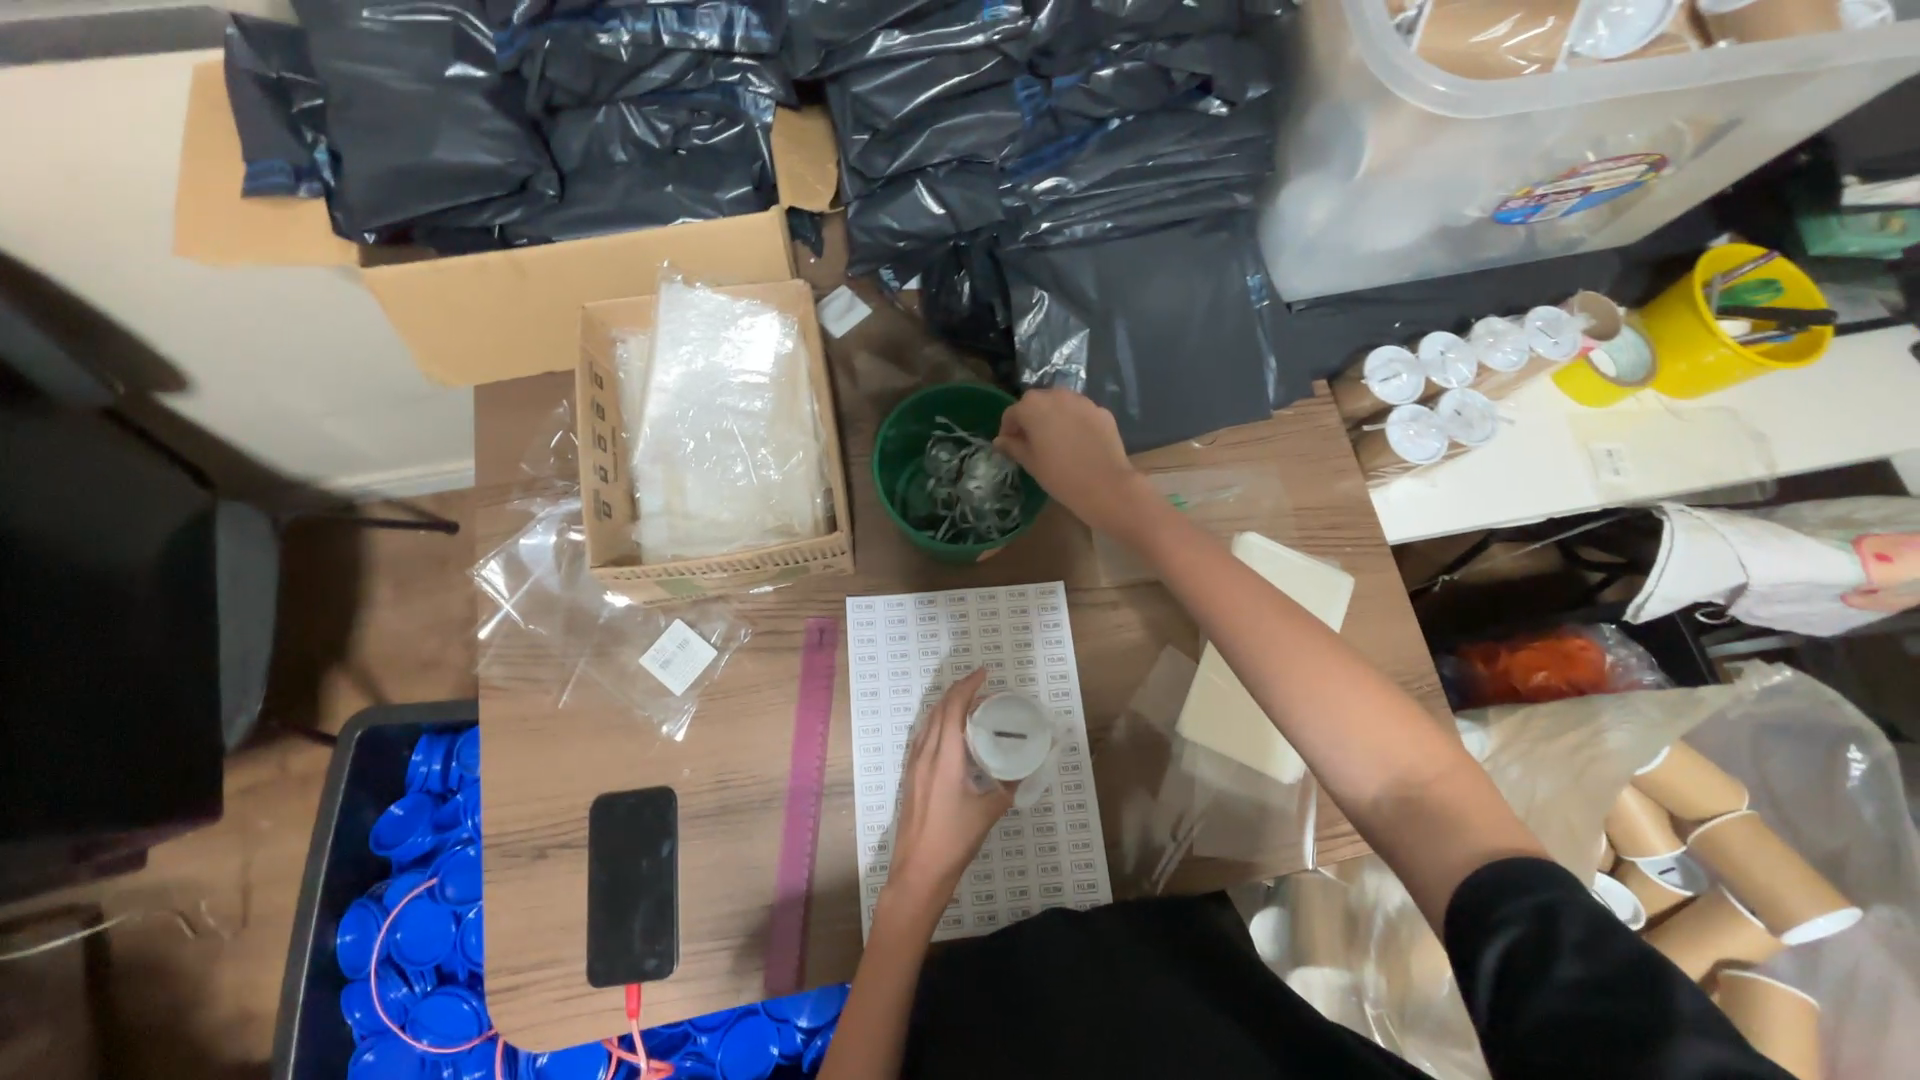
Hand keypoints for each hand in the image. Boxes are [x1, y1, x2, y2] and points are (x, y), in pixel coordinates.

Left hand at [886, 668, 1010, 912]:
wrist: (918, 871)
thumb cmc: (954, 841)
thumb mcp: (989, 812)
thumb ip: (1007, 785)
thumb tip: (1025, 767)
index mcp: (944, 758)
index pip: (953, 708)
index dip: (968, 686)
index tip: (984, 673)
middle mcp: (925, 755)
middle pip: (939, 710)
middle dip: (960, 692)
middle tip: (984, 689)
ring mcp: (913, 766)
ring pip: (929, 723)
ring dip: (948, 707)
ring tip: (971, 707)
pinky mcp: (910, 777)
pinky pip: (923, 738)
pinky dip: (939, 725)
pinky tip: (952, 735)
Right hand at [995, 388, 1149, 535]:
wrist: (1105, 485)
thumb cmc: (1060, 475)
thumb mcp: (1031, 462)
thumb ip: (1013, 447)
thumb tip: (1000, 441)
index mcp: (1033, 406)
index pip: (1012, 413)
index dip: (1008, 430)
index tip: (1010, 447)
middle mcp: (1057, 395)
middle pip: (1037, 404)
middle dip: (1032, 420)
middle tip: (1032, 443)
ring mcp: (1082, 401)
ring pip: (1061, 405)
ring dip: (1054, 418)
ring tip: (1056, 442)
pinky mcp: (1101, 411)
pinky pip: (1081, 414)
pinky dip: (1075, 423)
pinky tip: (1079, 444)